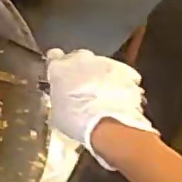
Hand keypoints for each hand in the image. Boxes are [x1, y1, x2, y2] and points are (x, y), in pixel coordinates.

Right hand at [46, 48, 156, 168]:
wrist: (109, 126)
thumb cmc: (76, 121)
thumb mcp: (56, 112)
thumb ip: (58, 96)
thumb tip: (63, 98)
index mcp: (58, 67)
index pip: (54, 56)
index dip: (59, 66)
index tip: (61, 75)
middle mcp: (80, 59)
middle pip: (79, 59)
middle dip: (81, 70)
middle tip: (82, 89)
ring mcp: (105, 62)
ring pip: (101, 66)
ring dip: (101, 77)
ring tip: (104, 97)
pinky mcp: (127, 70)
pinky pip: (121, 74)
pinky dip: (120, 83)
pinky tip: (121, 98)